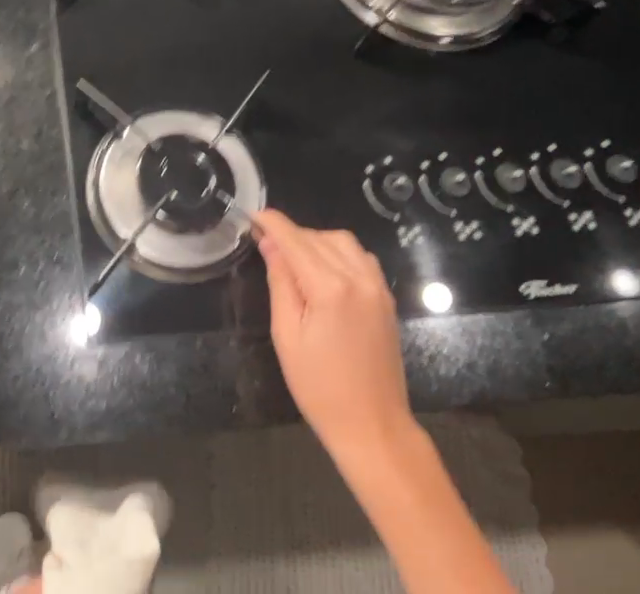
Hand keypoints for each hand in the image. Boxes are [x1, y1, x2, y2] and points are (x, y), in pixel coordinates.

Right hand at [254, 209, 414, 465]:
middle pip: (319, 237)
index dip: (273, 223)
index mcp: (330, 288)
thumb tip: (270, 244)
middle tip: (265, 243)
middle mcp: (359, 278)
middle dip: (291, 234)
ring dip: (316, 241)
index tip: (253, 214)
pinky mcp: (386, 299)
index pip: (296, 241)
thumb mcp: (286, 335)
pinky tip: (322, 271)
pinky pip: (361, 259)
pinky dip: (338, 253)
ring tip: (292, 258)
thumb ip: (281, 283)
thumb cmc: (319, 387)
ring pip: (343, 243)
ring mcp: (378, 288)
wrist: (372, 424)